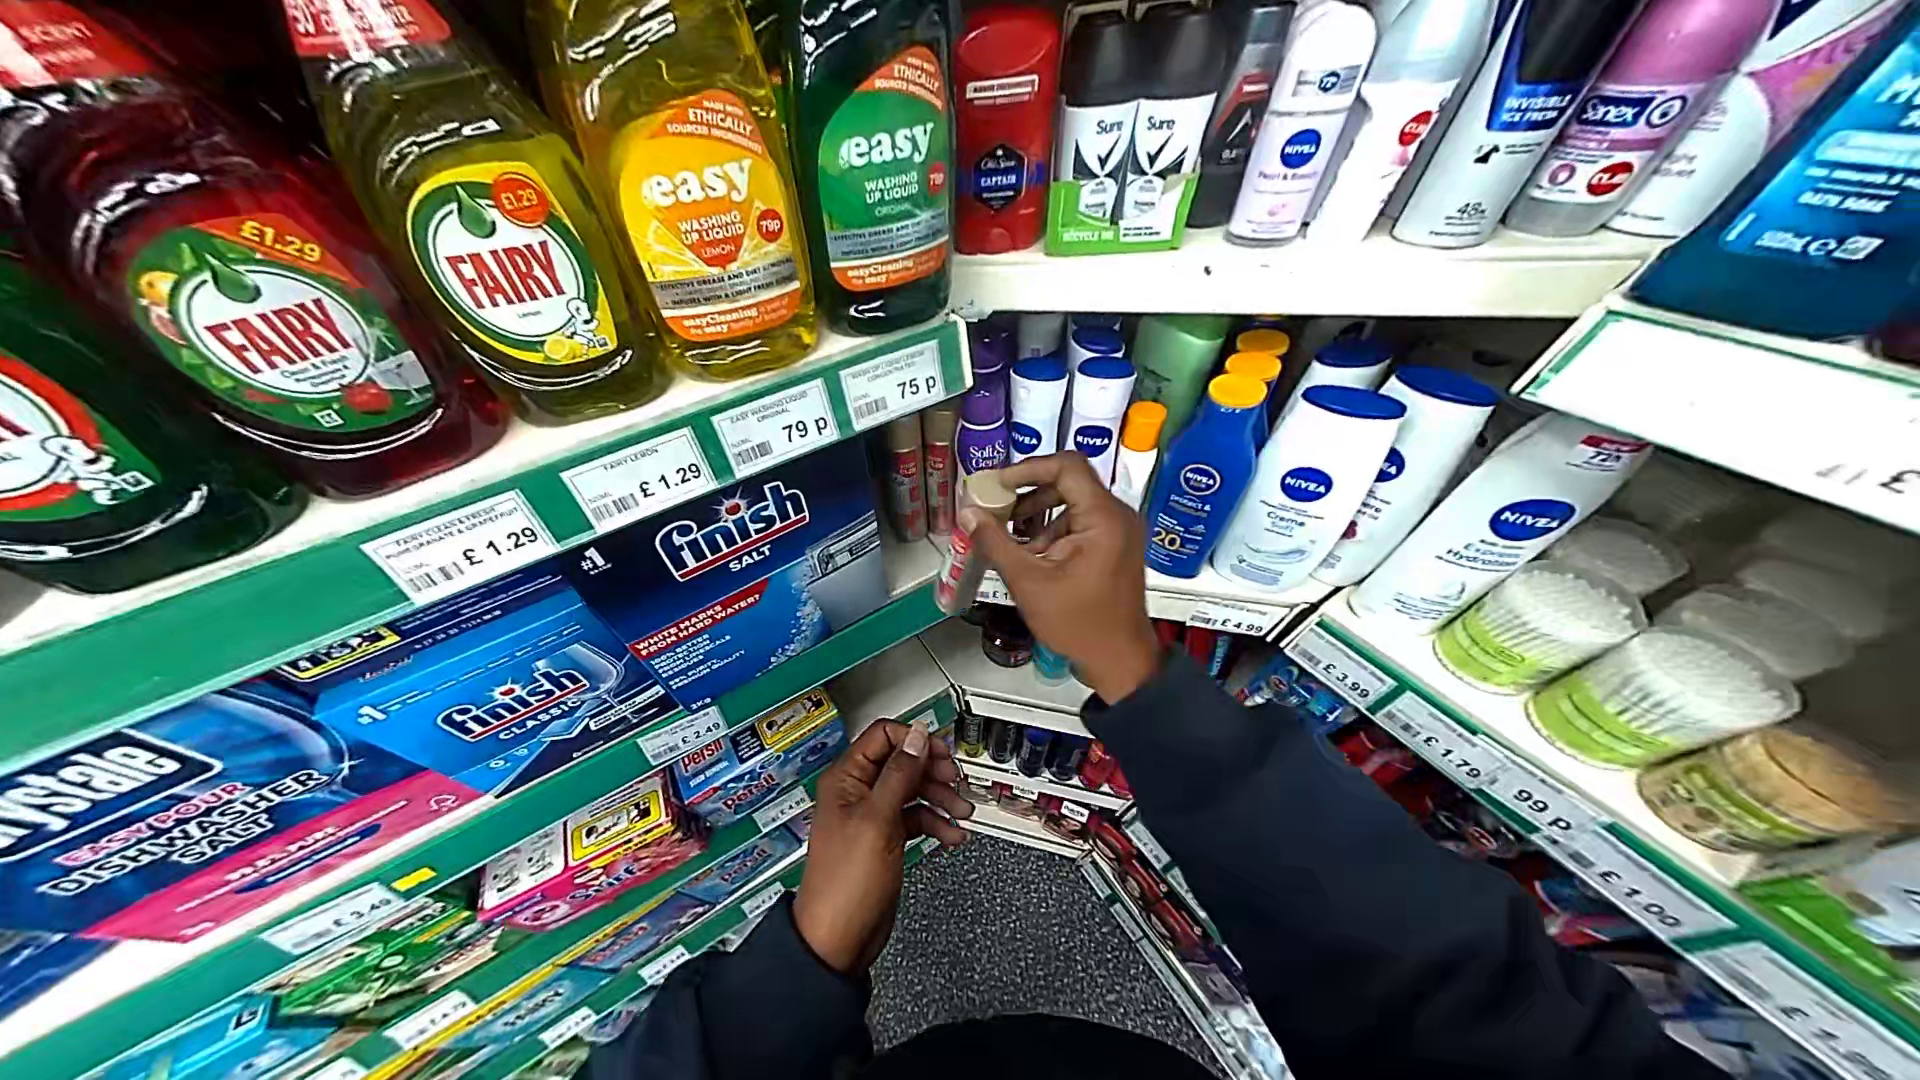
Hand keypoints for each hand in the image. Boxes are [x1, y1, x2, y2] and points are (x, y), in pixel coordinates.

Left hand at [792, 719, 971, 974]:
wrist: (840, 940)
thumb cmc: (845, 883)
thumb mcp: (878, 819)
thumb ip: (900, 774)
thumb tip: (917, 737)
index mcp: (847, 778)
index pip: (884, 737)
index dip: (914, 740)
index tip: (940, 752)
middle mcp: (859, 791)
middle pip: (904, 762)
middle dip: (933, 771)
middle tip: (954, 781)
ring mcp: (873, 815)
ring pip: (914, 789)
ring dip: (941, 797)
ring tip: (961, 810)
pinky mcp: (887, 837)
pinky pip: (917, 817)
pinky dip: (936, 822)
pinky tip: (952, 834)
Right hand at [964, 452, 1161, 702]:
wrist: (1119, 660)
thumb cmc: (1079, 625)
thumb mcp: (1028, 581)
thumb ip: (995, 542)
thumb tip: (968, 513)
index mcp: (1103, 518)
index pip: (1066, 466)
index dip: (1027, 468)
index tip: (996, 483)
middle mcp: (1117, 515)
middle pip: (1069, 481)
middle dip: (1028, 493)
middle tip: (997, 507)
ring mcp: (1120, 530)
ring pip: (1073, 501)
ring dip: (1039, 513)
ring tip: (1011, 536)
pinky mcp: (1116, 544)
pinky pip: (1081, 521)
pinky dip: (1054, 528)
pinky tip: (1031, 552)